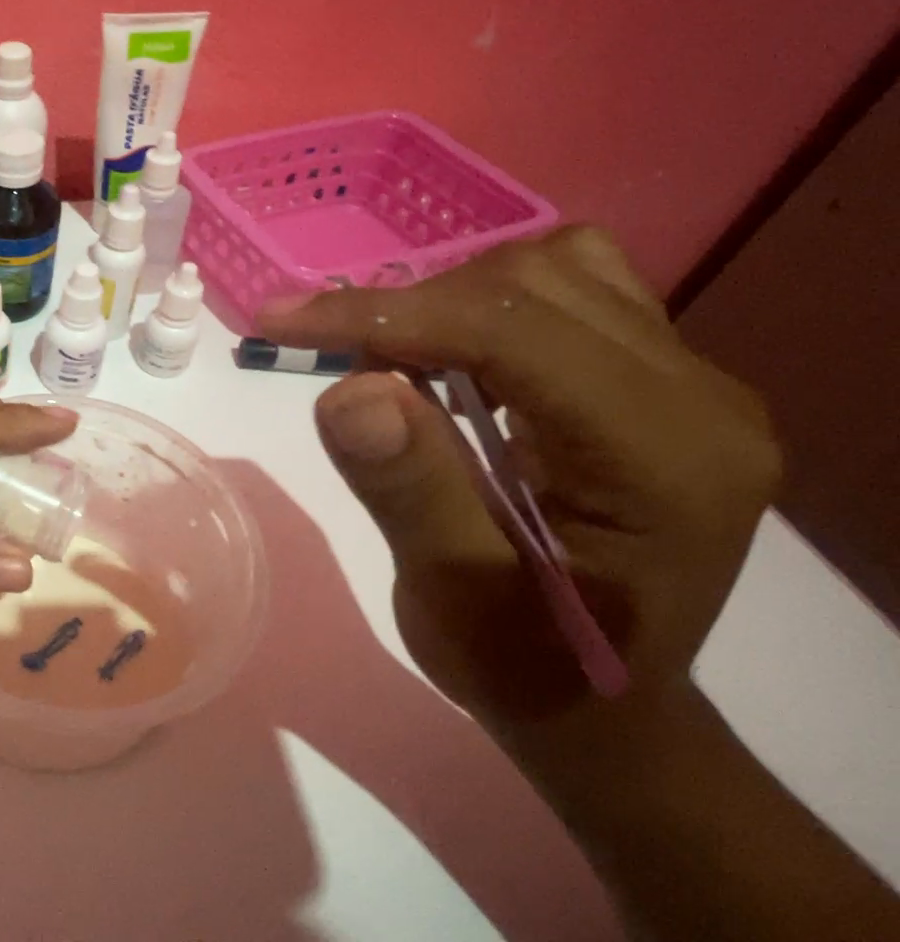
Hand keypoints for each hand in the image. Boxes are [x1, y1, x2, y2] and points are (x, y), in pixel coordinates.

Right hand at [258, 226, 779, 729]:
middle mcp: (698, 398)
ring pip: (556, 272)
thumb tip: (350, 388)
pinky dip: (485, 310)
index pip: (515, 333)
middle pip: (537, 284)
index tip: (280, 320)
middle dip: (414, 311)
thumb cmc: (524, 666)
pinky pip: (569, 296)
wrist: (601, 708)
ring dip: (449, 303)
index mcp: (662, 455)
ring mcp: (689, 383)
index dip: (388, 315)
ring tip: (395, 367)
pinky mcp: (660, 383)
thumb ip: (412, 491)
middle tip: (341, 367)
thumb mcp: (453, 599)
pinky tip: (451, 370)